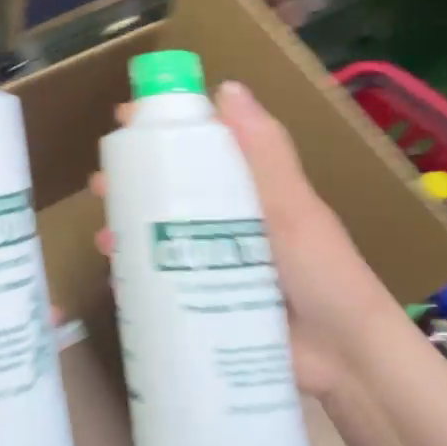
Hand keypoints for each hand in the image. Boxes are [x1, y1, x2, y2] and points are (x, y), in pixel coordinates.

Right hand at [91, 81, 390, 400]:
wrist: (345, 361)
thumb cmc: (323, 272)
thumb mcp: (293, 207)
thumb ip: (264, 152)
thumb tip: (227, 85)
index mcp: (251, 188)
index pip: (201, 143)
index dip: (163, 127)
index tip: (125, 118)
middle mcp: (229, 218)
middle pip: (171, 187)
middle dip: (132, 180)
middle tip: (101, 182)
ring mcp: (215, 260)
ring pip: (161, 232)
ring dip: (127, 227)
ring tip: (105, 236)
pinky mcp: (206, 299)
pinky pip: (163, 279)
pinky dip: (136, 275)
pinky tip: (116, 277)